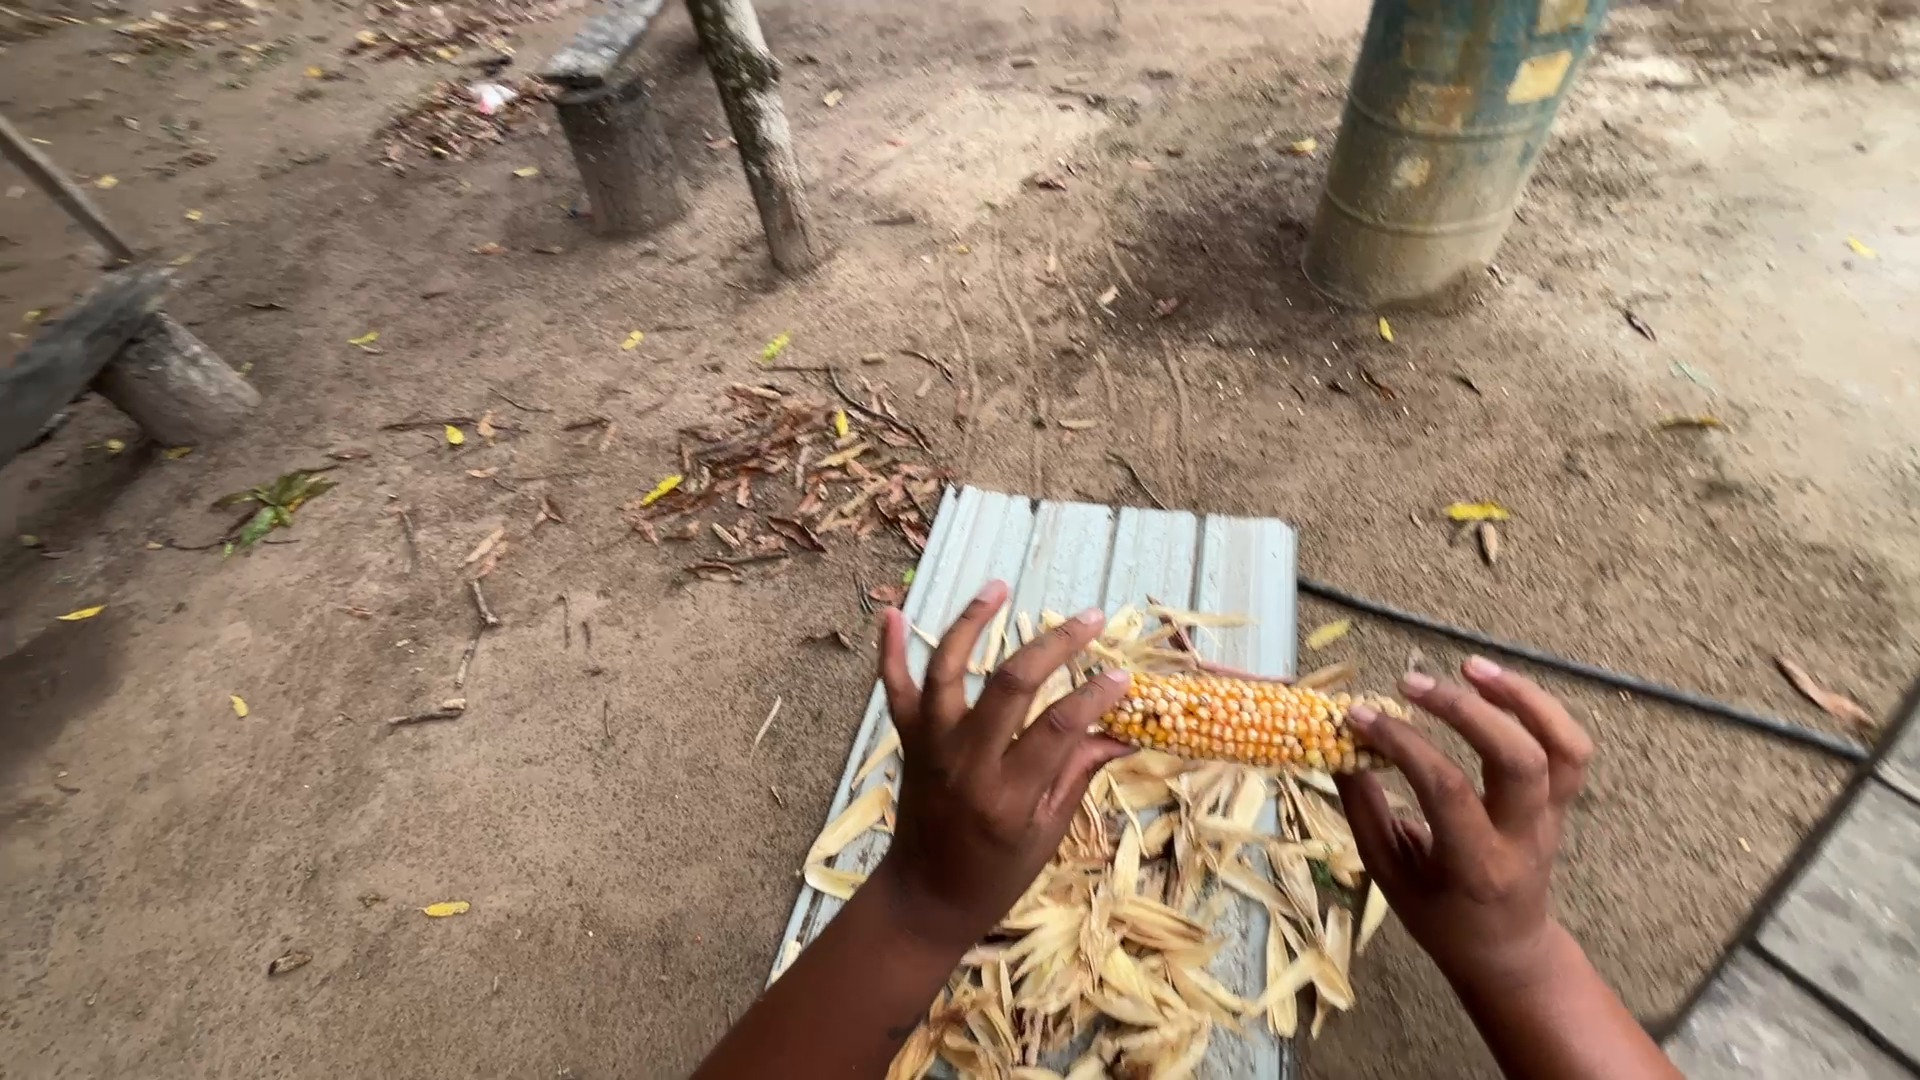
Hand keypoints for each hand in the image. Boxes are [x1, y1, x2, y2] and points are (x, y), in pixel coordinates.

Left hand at [869, 581, 1134, 951]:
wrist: (923, 898)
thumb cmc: (994, 876)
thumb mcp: (1046, 834)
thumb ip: (1078, 774)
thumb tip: (1120, 731)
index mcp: (1007, 796)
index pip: (1059, 727)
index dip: (1095, 694)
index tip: (1122, 672)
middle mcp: (966, 762)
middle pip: (1012, 685)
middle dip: (1056, 645)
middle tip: (1089, 619)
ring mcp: (931, 746)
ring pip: (949, 670)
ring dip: (972, 622)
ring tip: (998, 586)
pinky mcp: (908, 741)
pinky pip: (895, 689)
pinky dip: (890, 651)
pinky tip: (894, 613)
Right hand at [1334, 656, 1593, 995]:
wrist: (1508, 950)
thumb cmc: (1437, 915)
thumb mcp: (1386, 872)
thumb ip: (1364, 808)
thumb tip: (1342, 747)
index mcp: (1477, 865)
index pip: (1446, 789)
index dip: (1400, 743)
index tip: (1357, 717)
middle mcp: (1524, 839)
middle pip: (1519, 760)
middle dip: (1464, 711)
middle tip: (1411, 682)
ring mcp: (1550, 819)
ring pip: (1562, 749)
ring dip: (1519, 698)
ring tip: (1469, 665)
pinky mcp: (1558, 804)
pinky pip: (1568, 749)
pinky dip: (1537, 708)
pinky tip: (1493, 682)